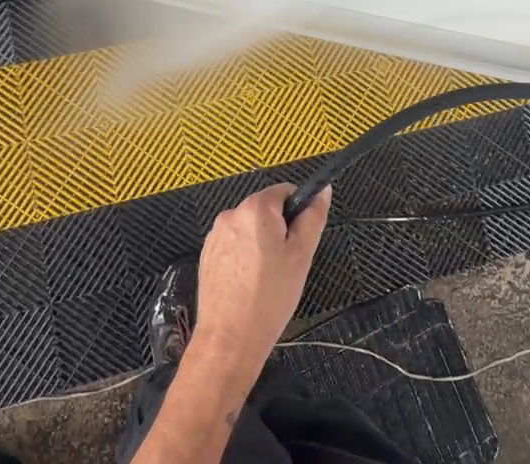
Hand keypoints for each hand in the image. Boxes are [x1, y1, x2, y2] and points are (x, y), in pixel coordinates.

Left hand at [189, 184, 330, 377]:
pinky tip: (249, 283)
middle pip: (266, 210)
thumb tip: (322, 190)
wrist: (230, 338)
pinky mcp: (207, 254)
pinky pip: (234, 244)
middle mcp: (231, 214)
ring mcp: (215, 235)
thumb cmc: (270, 297)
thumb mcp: (302, 256)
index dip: (298, 212)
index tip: (301, 240)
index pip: (285, 191)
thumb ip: (313, 218)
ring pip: (250, 229)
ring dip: (262, 243)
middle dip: (280, 230)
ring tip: (268, 277)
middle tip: (287, 263)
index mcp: (255, 209)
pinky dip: (245, 256)